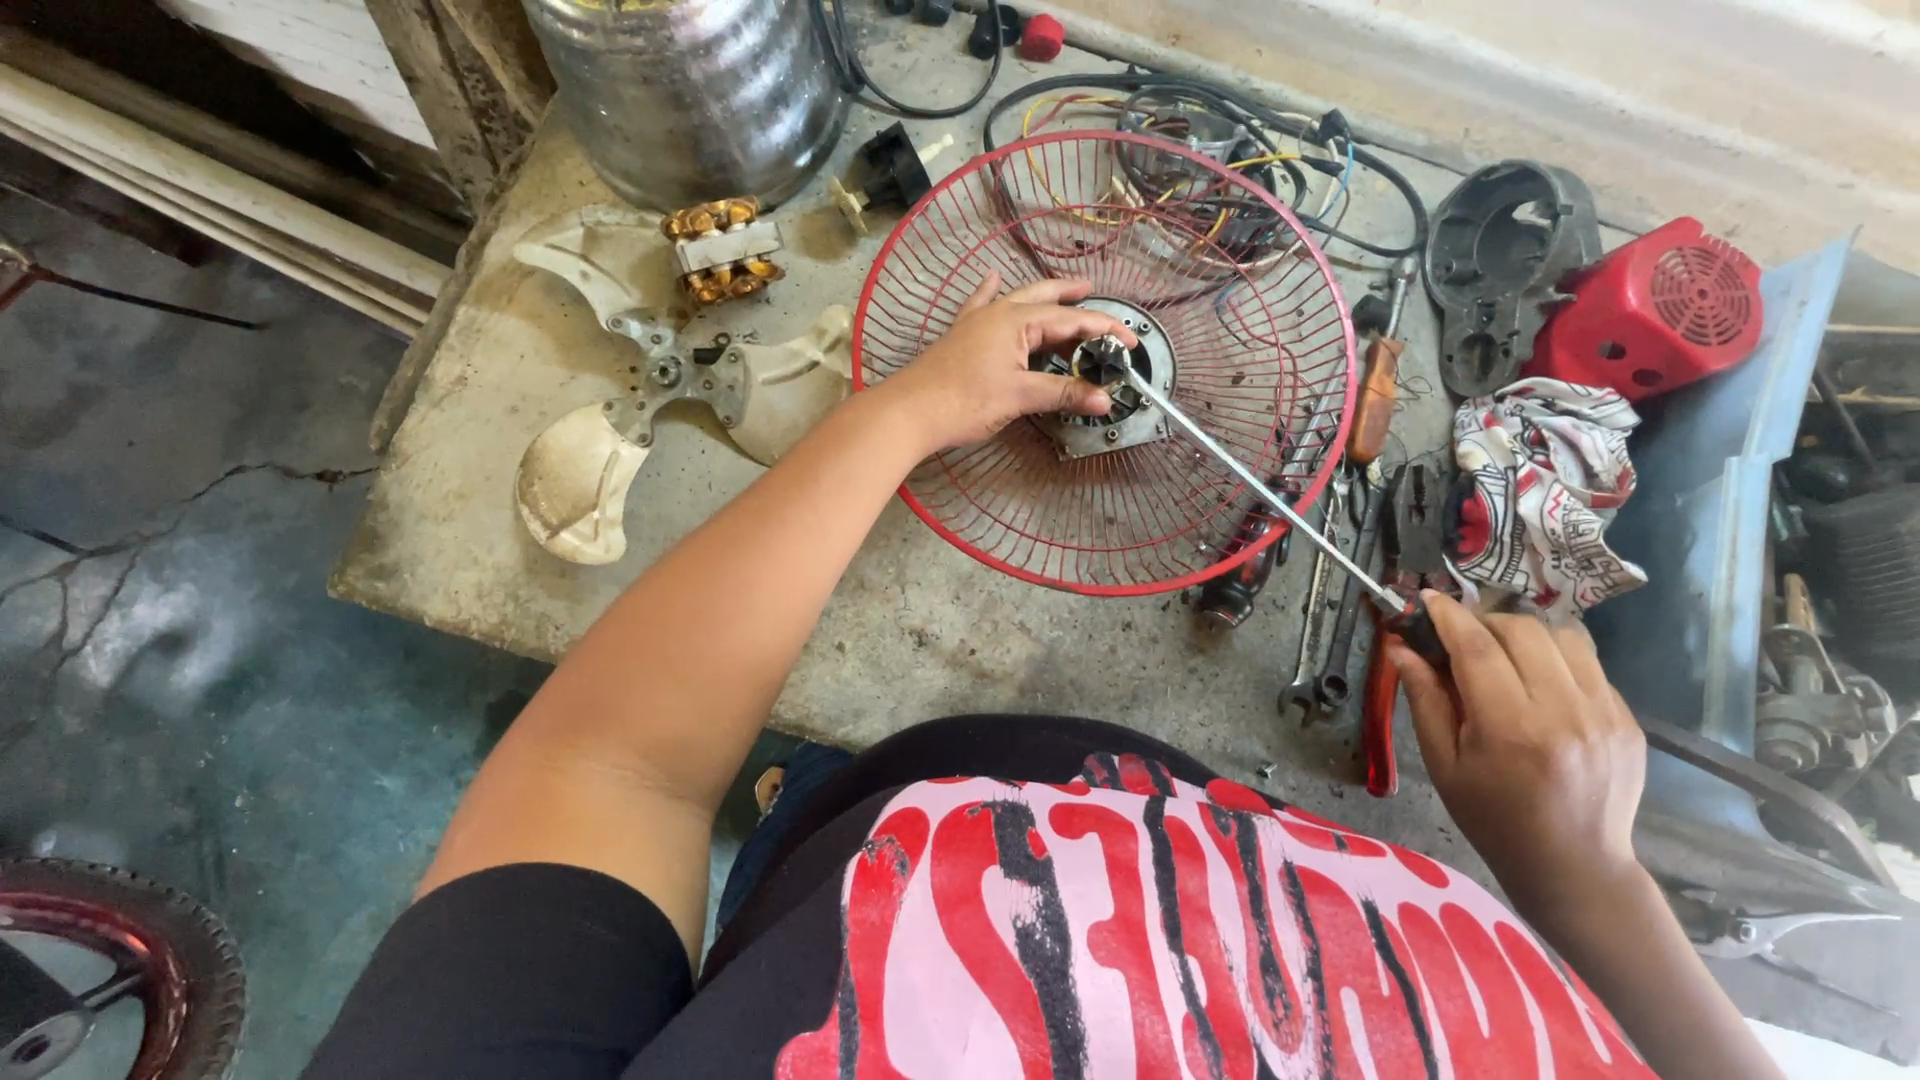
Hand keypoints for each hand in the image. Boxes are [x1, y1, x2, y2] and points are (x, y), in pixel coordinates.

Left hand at [874, 272, 1130, 451]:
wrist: (909, 412)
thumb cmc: (963, 401)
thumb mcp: (1020, 396)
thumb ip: (1063, 393)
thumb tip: (1105, 399)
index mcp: (1017, 321)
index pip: (1072, 321)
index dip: (1105, 329)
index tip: (1131, 342)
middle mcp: (998, 312)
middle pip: (1044, 298)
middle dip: (1071, 296)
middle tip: (1093, 292)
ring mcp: (976, 322)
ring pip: (1017, 300)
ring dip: (1042, 296)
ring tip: (1060, 291)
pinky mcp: (961, 336)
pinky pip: (981, 304)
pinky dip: (991, 292)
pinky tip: (991, 278)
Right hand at [1388, 592, 1647, 918]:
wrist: (1574, 864)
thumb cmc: (1491, 817)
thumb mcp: (1443, 763)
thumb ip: (1424, 699)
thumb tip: (1399, 647)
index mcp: (1512, 730)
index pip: (1478, 650)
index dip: (1449, 617)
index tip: (1427, 599)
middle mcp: (1565, 714)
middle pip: (1523, 631)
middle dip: (1484, 620)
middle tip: (1459, 633)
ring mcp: (1606, 714)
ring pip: (1563, 636)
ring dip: (1522, 632)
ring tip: (1499, 651)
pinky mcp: (1627, 719)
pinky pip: (1588, 663)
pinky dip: (1553, 657)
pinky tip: (1534, 681)